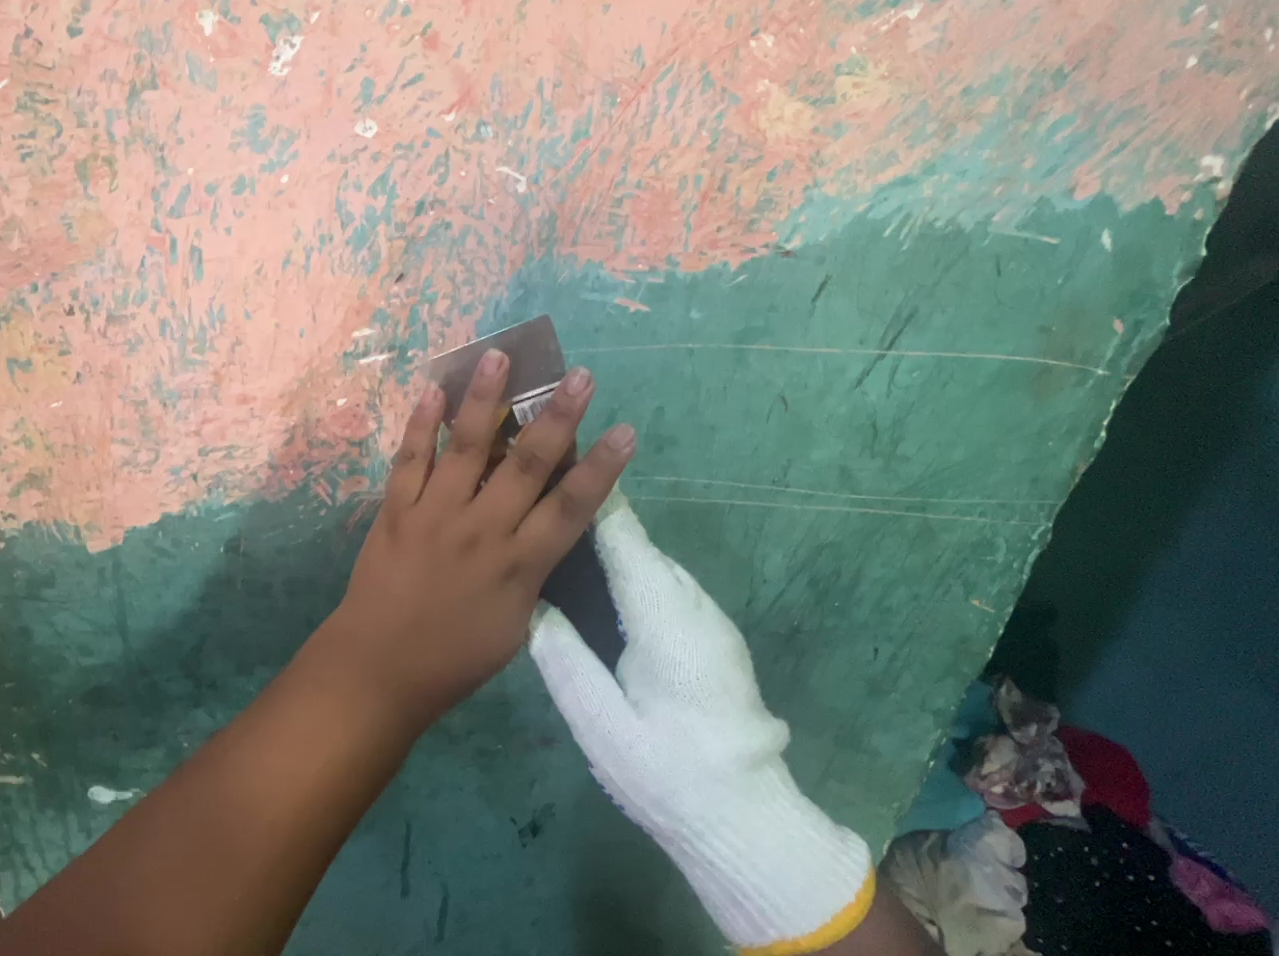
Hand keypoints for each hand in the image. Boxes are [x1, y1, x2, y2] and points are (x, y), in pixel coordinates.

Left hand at [320, 349, 636, 723]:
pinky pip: (410, 460)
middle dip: (557, 418)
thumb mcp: (514, 623)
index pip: (572, 507)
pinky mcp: (395, 510)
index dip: (602, 468)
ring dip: (485, 400)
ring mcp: (435, 515)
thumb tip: (545, 525)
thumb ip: (531, 570)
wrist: (380, 668)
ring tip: (499, 356)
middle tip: (579, 376)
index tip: (626, 430)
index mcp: (519, 565)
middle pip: (527, 465)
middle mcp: (482, 530)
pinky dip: (421, 425)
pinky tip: (432, 390)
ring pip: (466, 448)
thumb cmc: (455, 658)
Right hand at [528, 502, 874, 953]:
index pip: (624, 538)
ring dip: (609, 539)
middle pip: (638, 543)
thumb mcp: (602, 727)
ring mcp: (707, 618)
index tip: (554, 459)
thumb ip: (563, 660)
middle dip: (591, 511)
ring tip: (555, 524)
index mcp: (665, 620)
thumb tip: (532, 604)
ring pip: (651, 561)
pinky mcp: (709, 634)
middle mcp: (692, 605)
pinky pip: (661, 583)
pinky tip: (594, 576)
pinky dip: (628, 566)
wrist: (746, 820)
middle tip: (536, 493)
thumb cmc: (669, 775)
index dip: (591, 495)